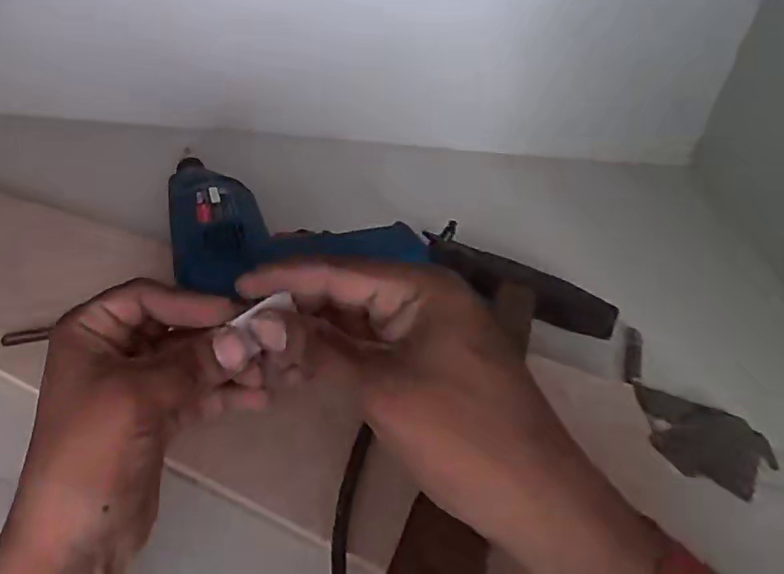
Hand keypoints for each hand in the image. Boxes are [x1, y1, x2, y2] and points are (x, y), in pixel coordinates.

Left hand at [0, 278, 299, 573]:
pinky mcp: (154, 418)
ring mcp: (134, 384)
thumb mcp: (136, 398)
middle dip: (213, 336)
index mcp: (90, 329)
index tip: (233, 311)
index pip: (144, 298)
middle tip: (262, 342)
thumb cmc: (91, 449)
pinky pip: (192, 393)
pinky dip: (221, 394)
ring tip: (268, 372)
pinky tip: (257, 397)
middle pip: (170, 328)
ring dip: (224, 365)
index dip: (188, 302)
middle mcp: (112, 348)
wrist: (74, 536)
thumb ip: (189, 367)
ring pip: (185, 362)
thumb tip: (241, 338)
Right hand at [237, 259, 665, 573]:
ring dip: (308, 328)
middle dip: (292, 302)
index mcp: (420, 287)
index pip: (335, 271)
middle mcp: (421, 296)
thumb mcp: (382, 391)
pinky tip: (297, 358)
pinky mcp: (422, 356)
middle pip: (340, 289)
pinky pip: (366, 340)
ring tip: (261, 337)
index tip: (236, 283)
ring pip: (349, 315)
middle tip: (243, 311)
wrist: (547, 512)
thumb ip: (316, 349)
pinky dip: (332, 350)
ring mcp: (423, 326)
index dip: (281, 277)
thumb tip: (254, 320)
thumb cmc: (465, 438)